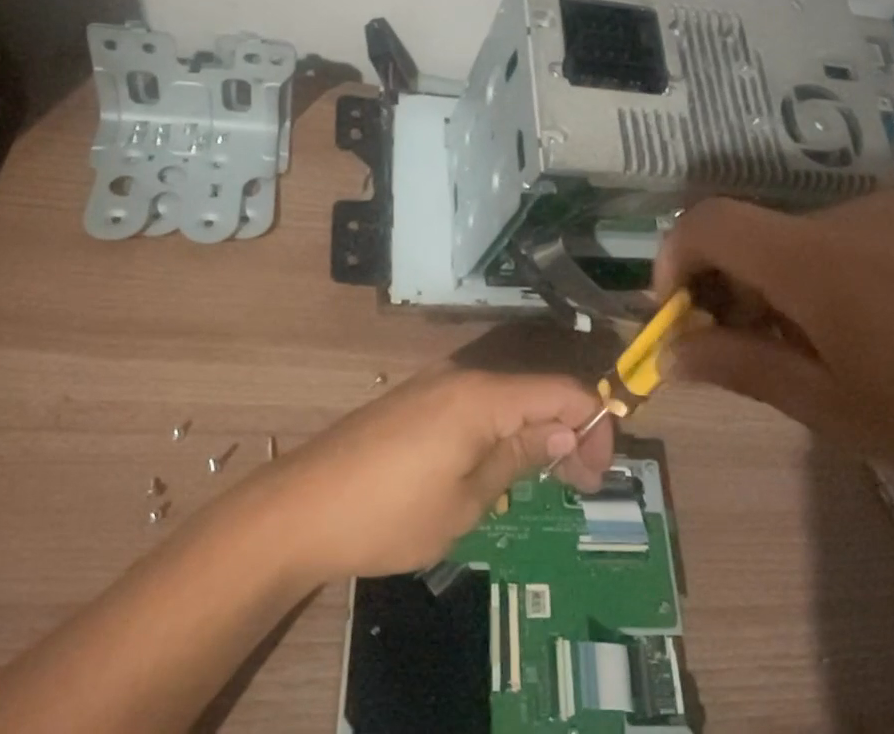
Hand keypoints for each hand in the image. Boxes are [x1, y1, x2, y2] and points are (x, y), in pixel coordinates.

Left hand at [239, 369, 613, 580]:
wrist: (296, 511)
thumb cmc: (387, 515)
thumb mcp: (466, 501)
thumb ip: (517, 458)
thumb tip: (562, 432)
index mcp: (481, 396)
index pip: (562, 391)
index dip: (593, 426)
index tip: (597, 475)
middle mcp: (460, 377)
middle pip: (535, 391)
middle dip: (566, 432)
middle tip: (576, 486)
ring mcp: (431, 387)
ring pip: (504, 399)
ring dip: (532, 434)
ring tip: (541, 482)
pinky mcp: (410, 403)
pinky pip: (472, 407)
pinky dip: (498, 432)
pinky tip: (495, 469)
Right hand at [655, 192, 893, 545]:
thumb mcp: (844, 417)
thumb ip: (748, 371)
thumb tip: (674, 353)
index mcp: (823, 258)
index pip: (709, 221)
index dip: (673, 261)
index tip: (682, 317)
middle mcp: (867, 211)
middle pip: (769, 233)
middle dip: (745, 290)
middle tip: (767, 361)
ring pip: (827, 238)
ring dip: (805, 286)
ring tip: (846, 358)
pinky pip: (886, 237)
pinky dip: (861, 276)